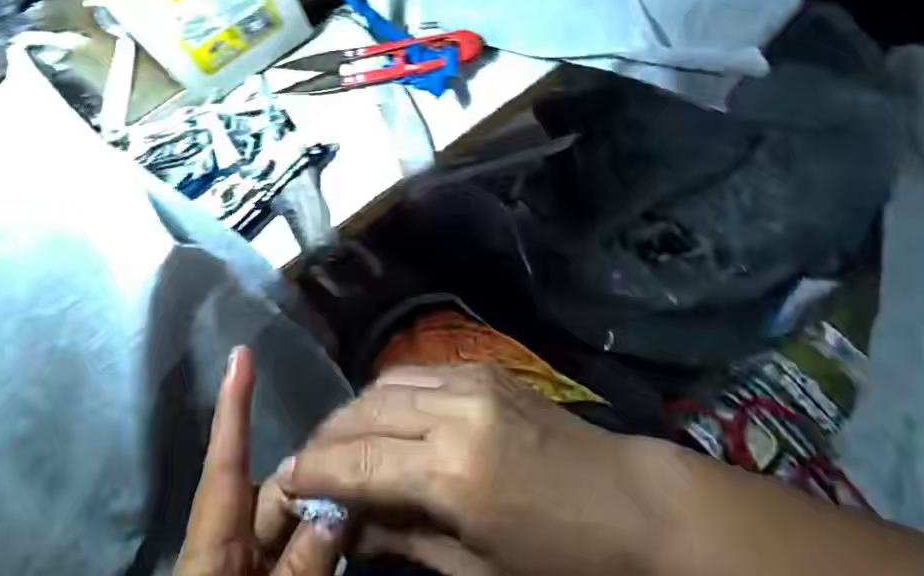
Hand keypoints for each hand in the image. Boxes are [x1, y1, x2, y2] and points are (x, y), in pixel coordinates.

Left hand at [177, 346, 344, 575]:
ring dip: (317, 513)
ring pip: (282, 519)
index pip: (224, 459)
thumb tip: (336, 508)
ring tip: (361, 505)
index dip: (235, 405)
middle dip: (307, 480)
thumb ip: (301, 561)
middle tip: (356, 477)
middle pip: (268, 492)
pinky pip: (282, 545)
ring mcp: (235, 560)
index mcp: (209, 543)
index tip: (241, 354)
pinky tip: (349, 531)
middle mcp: (221, 540)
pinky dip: (311, 542)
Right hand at [277, 365, 663, 575]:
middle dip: (325, 436)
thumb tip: (347, 523)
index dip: (315, 470)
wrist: (637, 505)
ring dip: (351, 411)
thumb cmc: (564, 559)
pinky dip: (385, 392)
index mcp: (454, 473)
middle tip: (305, 461)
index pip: (360, 464)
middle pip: (363, 413)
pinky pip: (413, 371)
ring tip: (336, 439)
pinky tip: (379, 414)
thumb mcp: (480, 568)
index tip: (286, 479)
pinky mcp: (479, 367)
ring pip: (382, 385)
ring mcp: (467, 380)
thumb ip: (404, 538)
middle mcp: (452, 413)